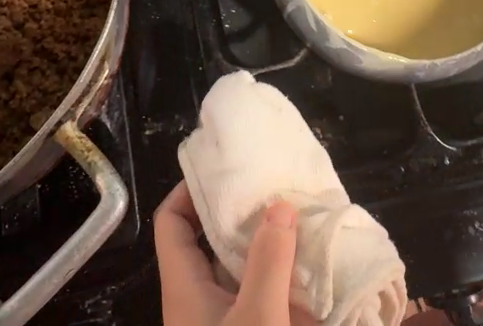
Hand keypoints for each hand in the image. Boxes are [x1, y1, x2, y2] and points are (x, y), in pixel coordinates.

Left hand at [155, 182, 316, 325]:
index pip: (171, 221)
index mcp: (183, 287)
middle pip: (209, 241)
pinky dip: (281, 277)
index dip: (190, 190)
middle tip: (272, 189)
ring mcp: (222, 317)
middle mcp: (197, 299)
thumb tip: (280, 206)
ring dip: (266, 246)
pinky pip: (260, 293)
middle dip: (241, 214)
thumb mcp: (258, 317)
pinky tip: (311, 265)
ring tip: (297, 217)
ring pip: (239, 268)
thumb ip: (269, 262)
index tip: (226, 171)